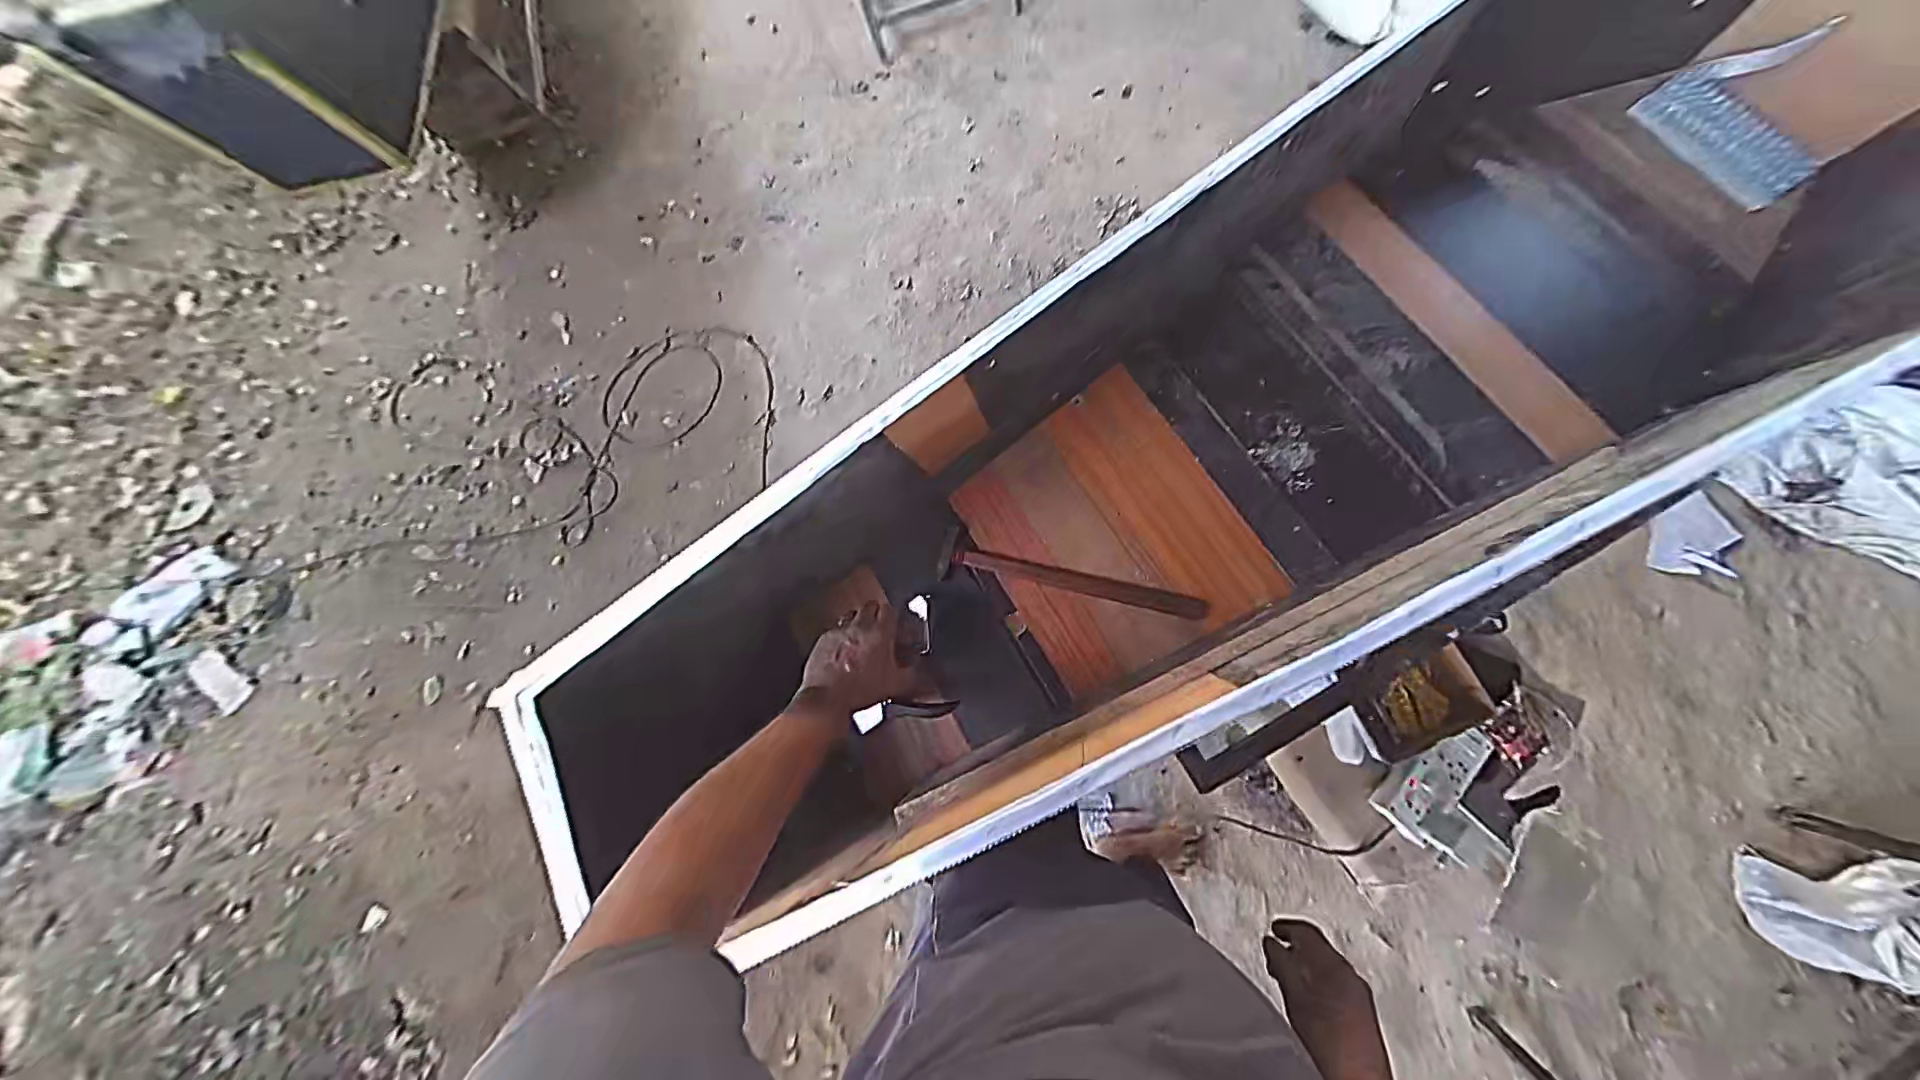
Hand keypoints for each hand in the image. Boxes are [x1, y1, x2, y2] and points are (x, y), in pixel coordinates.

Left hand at [797, 601, 919, 717]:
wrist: (827, 699)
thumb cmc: (859, 690)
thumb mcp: (895, 686)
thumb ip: (912, 676)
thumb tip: (918, 674)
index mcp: (879, 634)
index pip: (889, 610)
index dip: (894, 616)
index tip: (895, 625)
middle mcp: (859, 627)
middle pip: (870, 606)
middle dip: (877, 614)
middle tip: (880, 627)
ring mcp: (839, 631)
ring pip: (851, 614)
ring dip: (858, 621)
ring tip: (862, 636)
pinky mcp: (823, 639)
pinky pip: (835, 629)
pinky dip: (841, 635)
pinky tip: (844, 649)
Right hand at [1264, 919, 1392, 1079]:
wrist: (1357, 1077)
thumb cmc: (1328, 1041)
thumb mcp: (1293, 994)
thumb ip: (1281, 962)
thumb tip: (1271, 943)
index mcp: (1334, 963)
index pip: (1307, 931)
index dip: (1286, 926)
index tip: (1274, 928)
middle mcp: (1351, 975)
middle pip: (1319, 947)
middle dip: (1295, 946)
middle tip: (1275, 949)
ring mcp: (1360, 995)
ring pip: (1327, 966)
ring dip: (1306, 966)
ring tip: (1286, 974)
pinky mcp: (1363, 1014)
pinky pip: (1337, 985)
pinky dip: (1318, 983)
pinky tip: (1307, 997)